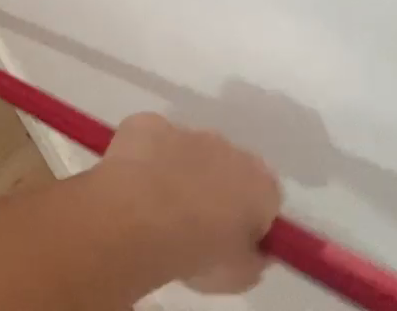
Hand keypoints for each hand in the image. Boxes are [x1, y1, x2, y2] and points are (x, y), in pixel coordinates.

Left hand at [94, 113, 281, 294]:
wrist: (139, 218)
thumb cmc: (199, 250)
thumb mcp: (241, 274)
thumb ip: (252, 255)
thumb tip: (248, 247)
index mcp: (260, 183)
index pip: (264, 197)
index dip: (248, 216)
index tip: (230, 236)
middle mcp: (225, 146)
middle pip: (224, 165)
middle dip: (211, 186)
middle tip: (191, 219)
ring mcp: (182, 130)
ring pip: (185, 149)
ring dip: (176, 168)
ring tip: (155, 203)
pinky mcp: (144, 122)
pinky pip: (149, 137)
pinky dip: (143, 153)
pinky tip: (133, 178)